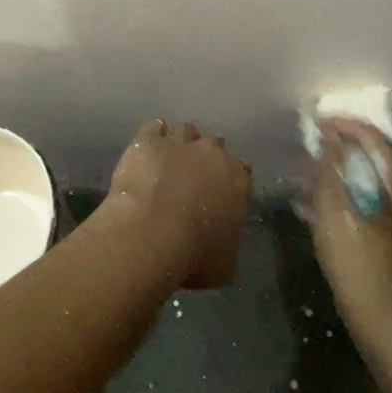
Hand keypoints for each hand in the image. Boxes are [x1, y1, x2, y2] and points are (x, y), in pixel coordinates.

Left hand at [106, 119, 251, 288]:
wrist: (152, 233)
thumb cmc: (195, 255)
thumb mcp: (225, 264)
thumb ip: (229, 244)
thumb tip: (223, 243)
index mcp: (238, 180)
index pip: (242, 170)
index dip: (231, 178)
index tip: (221, 190)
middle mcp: (213, 153)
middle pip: (216, 144)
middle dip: (207, 156)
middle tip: (194, 175)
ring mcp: (180, 142)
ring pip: (187, 131)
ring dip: (182, 142)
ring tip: (171, 157)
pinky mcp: (149, 140)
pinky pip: (155, 128)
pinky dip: (154, 136)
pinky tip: (149, 147)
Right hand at [306, 117, 391, 326]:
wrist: (378, 318)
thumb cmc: (357, 259)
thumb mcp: (336, 209)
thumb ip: (331, 169)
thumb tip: (330, 136)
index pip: (375, 139)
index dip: (347, 125)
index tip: (320, 120)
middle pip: (373, 158)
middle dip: (342, 147)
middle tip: (316, 139)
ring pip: (364, 180)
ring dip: (337, 172)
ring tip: (308, 169)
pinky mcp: (382, 236)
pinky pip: (358, 201)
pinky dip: (337, 196)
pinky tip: (309, 204)